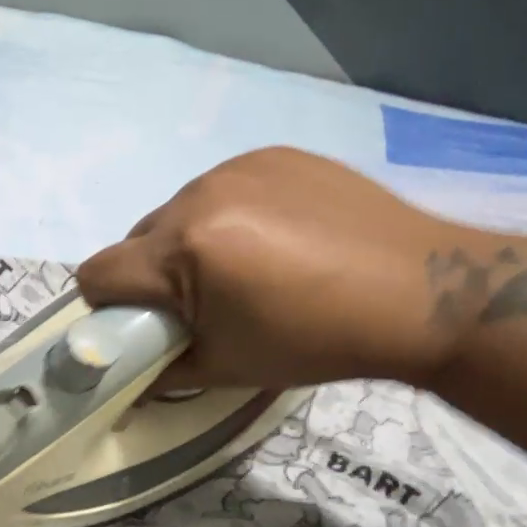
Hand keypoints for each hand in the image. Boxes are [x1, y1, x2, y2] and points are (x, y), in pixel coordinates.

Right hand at [76, 147, 526, 389]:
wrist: (428, 293)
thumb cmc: (318, 340)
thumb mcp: (225, 368)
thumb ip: (156, 367)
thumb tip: (121, 372)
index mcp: (184, 249)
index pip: (97, 274)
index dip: (108, 307)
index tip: (146, 325)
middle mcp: (198, 196)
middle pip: (135, 241)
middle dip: (152, 274)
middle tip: (204, 303)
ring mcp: (237, 168)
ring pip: (175, 212)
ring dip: (188, 242)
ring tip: (247, 267)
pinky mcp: (271, 154)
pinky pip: (219, 189)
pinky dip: (228, 215)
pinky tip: (275, 237)